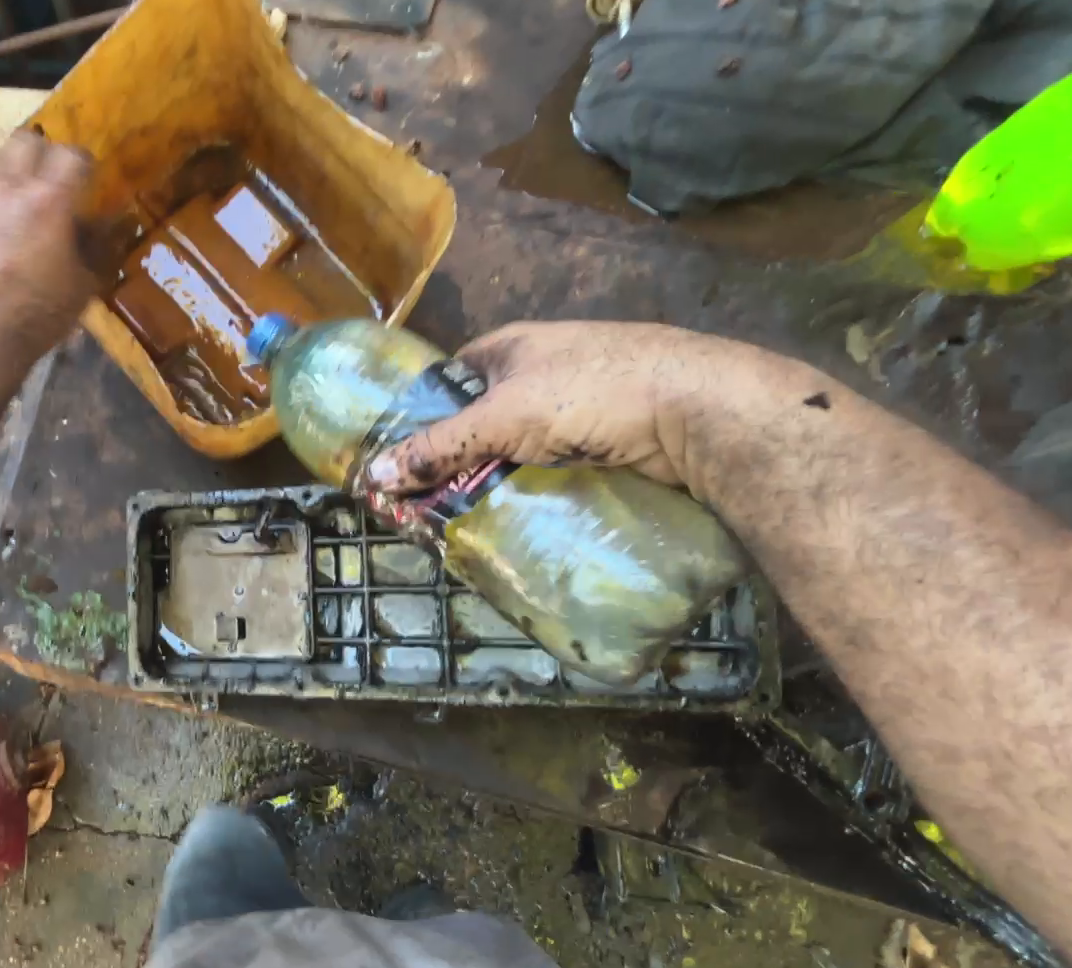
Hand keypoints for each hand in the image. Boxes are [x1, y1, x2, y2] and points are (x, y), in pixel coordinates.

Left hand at [0, 131, 96, 362]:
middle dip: (42, 155)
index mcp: (52, 199)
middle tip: (48, 180)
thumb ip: (96, 248)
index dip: (84, 165)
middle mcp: (12, 183)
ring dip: (7, 166)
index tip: (86, 180)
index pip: (73, 155)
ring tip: (13, 192)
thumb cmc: (41, 310)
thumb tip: (102, 226)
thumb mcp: (84, 284)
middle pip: (28, 140)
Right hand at [362, 321, 788, 499]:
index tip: (400, 456)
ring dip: (491, 476)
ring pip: (514, 447)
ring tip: (460, 515)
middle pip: (479, 418)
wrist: (699, 411)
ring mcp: (575, 405)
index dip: (422, 413)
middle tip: (424, 498)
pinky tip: (511, 513)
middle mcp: (540, 370)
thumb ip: (437, 448)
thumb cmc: (589, 393)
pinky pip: (547, 465)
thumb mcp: (500, 419)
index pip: (448, 380)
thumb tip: (372, 475)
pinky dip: (527, 486)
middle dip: (454, 456)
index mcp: (510, 347)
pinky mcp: (602, 438)